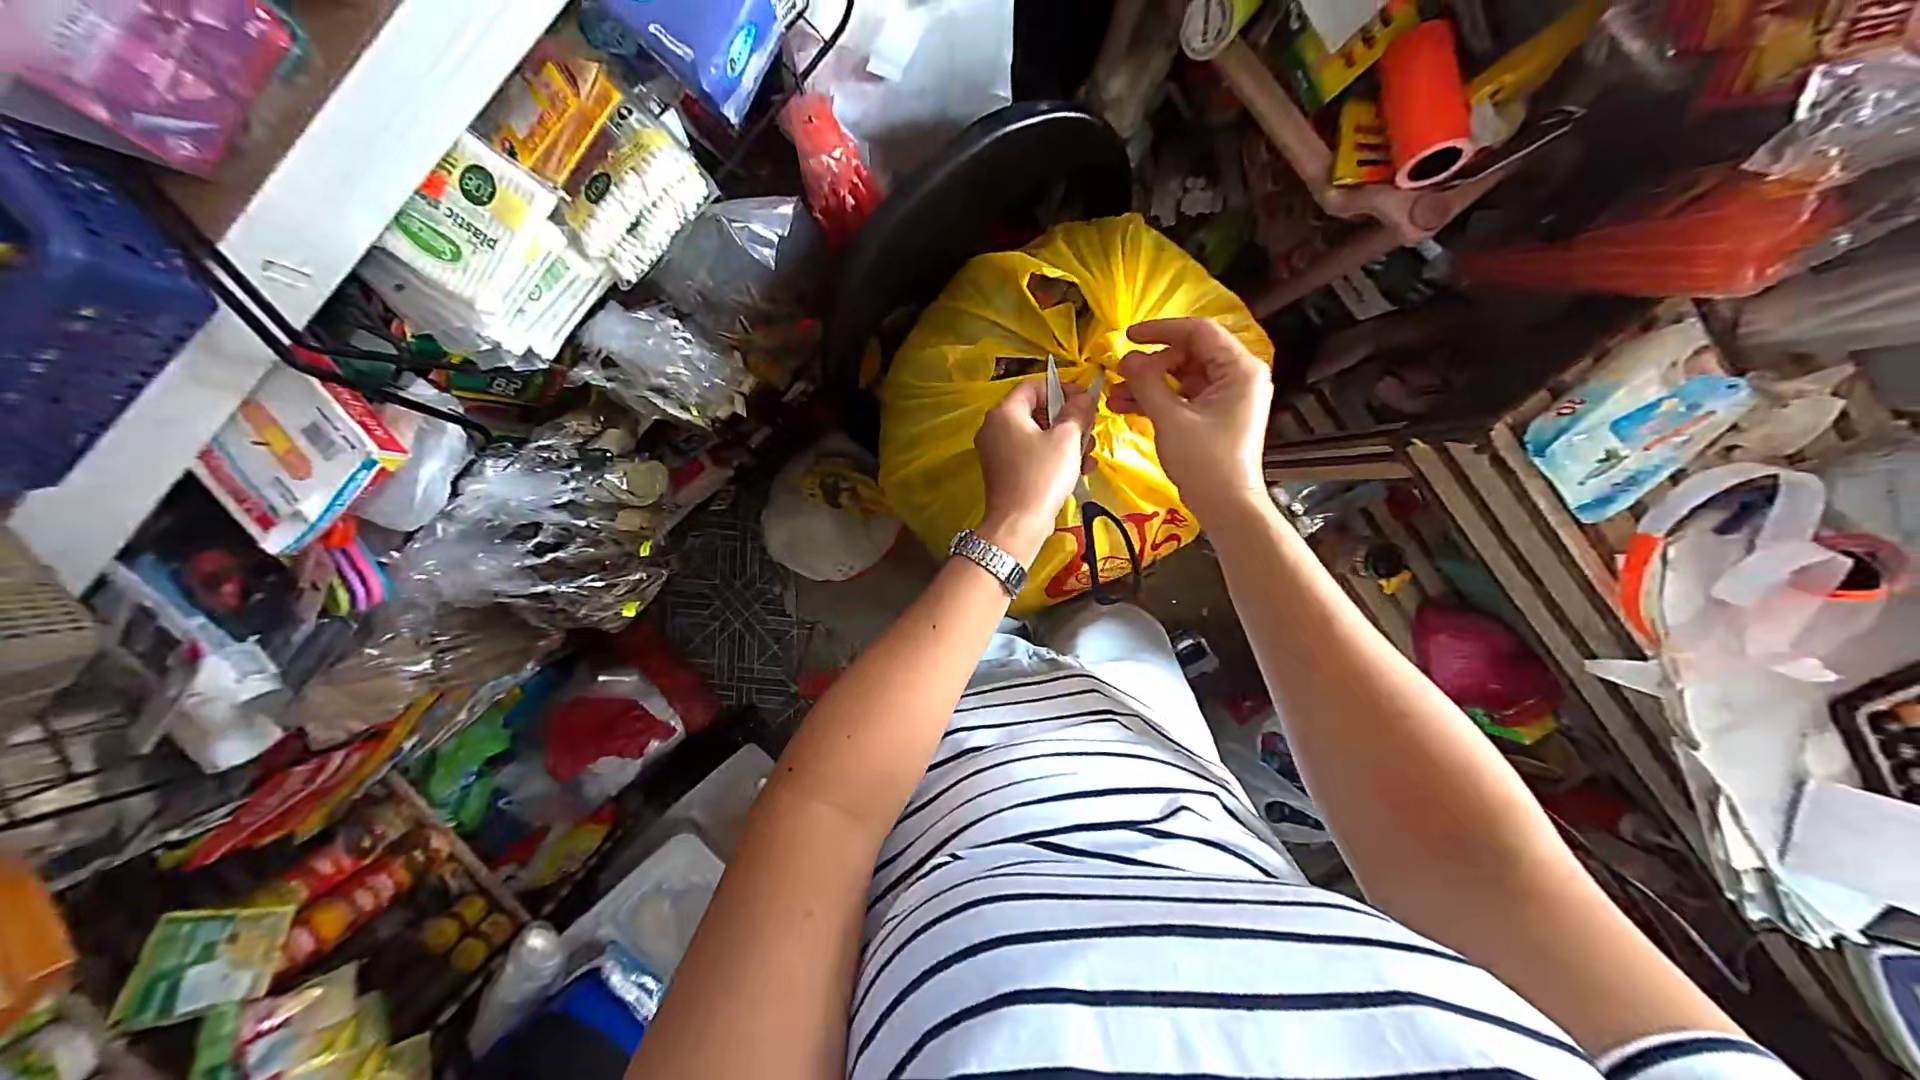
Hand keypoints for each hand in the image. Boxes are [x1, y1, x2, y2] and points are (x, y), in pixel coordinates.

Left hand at [973, 377, 1094, 564]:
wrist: (1019, 523)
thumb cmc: (1042, 475)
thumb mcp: (1066, 439)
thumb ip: (1077, 411)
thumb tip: (1084, 397)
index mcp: (1004, 412)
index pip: (1034, 386)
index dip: (1062, 389)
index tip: (1085, 402)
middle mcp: (994, 428)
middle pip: (1036, 411)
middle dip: (1067, 419)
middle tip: (1089, 430)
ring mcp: (996, 451)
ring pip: (1037, 435)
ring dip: (1065, 441)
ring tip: (1088, 454)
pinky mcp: (1004, 472)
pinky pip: (1031, 454)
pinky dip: (1053, 456)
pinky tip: (1078, 469)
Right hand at [1110, 317, 1271, 521]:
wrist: (1226, 505)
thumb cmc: (1205, 462)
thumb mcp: (1171, 419)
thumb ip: (1147, 382)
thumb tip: (1127, 359)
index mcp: (1239, 369)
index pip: (1198, 332)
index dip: (1160, 331)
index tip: (1128, 337)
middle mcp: (1238, 377)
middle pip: (1188, 354)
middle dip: (1151, 364)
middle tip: (1120, 375)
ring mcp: (1227, 396)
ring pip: (1182, 376)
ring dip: (1149, 383)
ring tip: (1116, 395)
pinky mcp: (1215, 414)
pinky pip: (1183, 396)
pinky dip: (1158, 399)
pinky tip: (1128, 406)